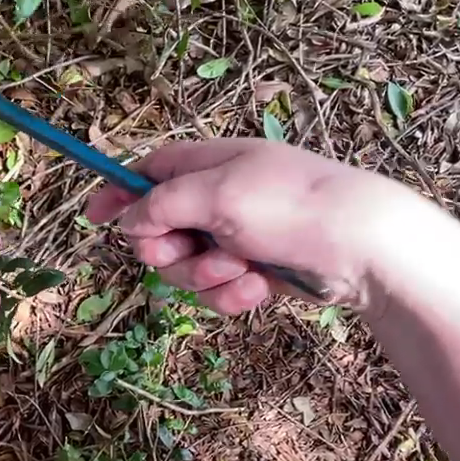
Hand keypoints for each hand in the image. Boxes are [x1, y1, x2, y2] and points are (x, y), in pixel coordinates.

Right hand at [84, 140, 423, 314]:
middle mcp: (216, 200)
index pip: (146, 172)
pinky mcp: (250, 272)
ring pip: (183, 267)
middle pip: (156, 230)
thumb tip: (129, 220)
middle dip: (167, 250)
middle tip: (189, 250)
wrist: (366, 250)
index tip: (93, 218)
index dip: (118, 193)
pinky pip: (214, 290)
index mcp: (208, 166)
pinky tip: (257, 290)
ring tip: (239, 270)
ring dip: (204, 276)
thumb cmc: (292, 207)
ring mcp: (233, 238)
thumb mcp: (217, 194)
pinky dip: (230, 294)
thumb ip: (162, 204)